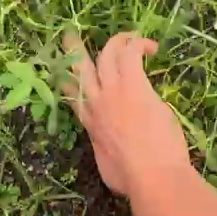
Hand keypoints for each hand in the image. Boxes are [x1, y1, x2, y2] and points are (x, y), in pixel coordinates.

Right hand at [64, 32, 191, 197]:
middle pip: (80, 69)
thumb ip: (107, 153)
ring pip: (106, 54)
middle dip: (73, 50)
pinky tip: (150, 47)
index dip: (68, 82)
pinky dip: (138, 44)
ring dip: (117, 41)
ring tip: (130, 37)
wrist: (150, 175)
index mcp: (90, 125)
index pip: (73, 96)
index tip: (66, 74)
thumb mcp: (109, 168)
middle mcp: (96, 104)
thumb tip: (113, 154)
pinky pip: (130, 53)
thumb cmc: (133, 179)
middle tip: (71, 36)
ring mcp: (114, 92)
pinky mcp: (134, 85)